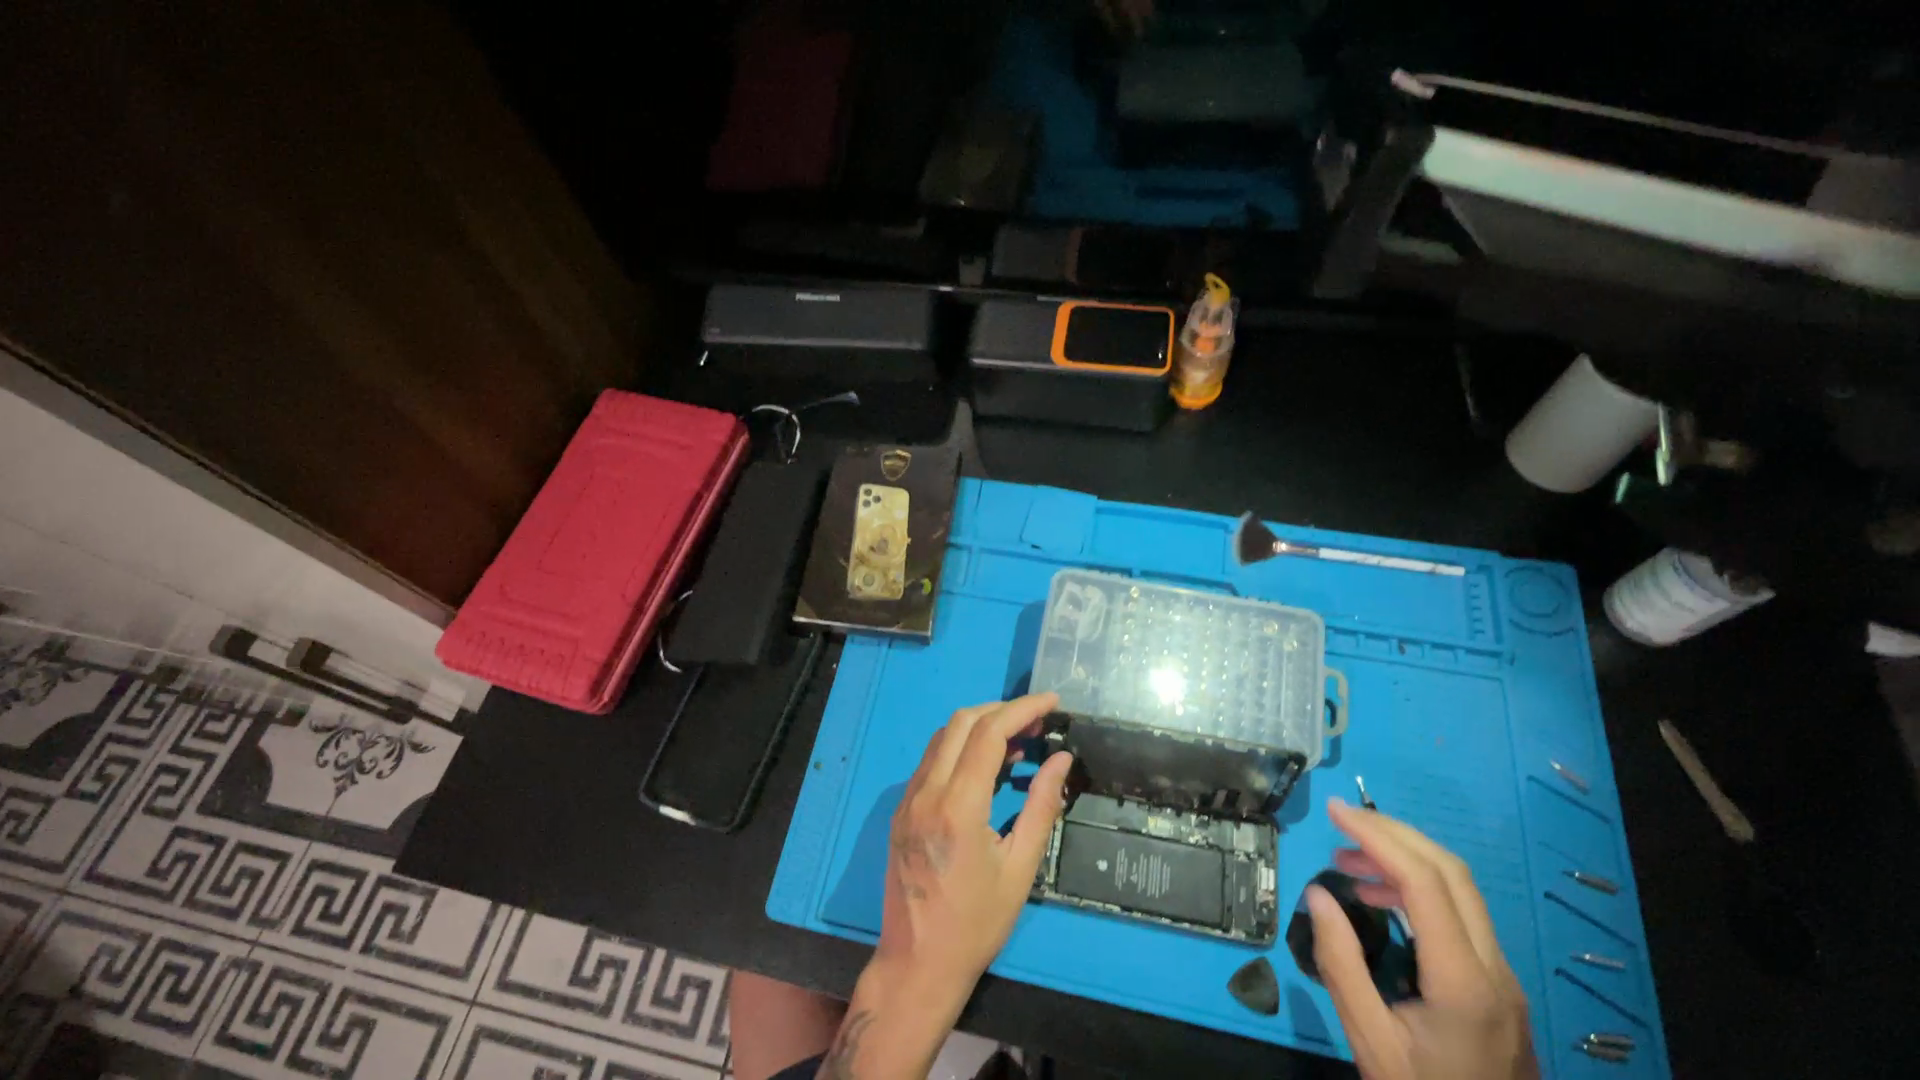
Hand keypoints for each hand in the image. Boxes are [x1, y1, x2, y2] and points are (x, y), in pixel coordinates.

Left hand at [875, 692, 1075, 996]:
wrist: (918, 963)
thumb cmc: (977, 924)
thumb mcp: (1020, 868)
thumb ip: (1042, 807)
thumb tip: (1061, 759)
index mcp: (957, 807)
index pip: (988, 733)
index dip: (1023, 710)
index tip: (1053, 703)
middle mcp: (926, 793)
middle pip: (960, 723)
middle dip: (1002, 710)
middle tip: (1039, 721)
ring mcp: (907, 801)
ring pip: (941, 738)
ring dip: (979, 726)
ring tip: (1019, 741)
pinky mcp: (900, 812)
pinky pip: (930, 762)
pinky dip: (959, 749)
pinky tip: (986, 766)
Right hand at [1308, 798, 1538, 1079]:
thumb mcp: (1369, 1041)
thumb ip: (1342, 965)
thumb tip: (1319, 894)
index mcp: (1462, 981)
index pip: (1424, 882)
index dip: (1378, 837)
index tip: (1336, 813)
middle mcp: (1493, 967)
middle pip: (1452, 873)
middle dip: (1394, 835)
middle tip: (1341, 824)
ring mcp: (1503, 975)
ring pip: (1463, 890)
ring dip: (1407, 860)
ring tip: (1349, 863)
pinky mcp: (1499, 984)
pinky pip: (1462, 915)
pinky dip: (1421, 890)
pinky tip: (1381, 899)